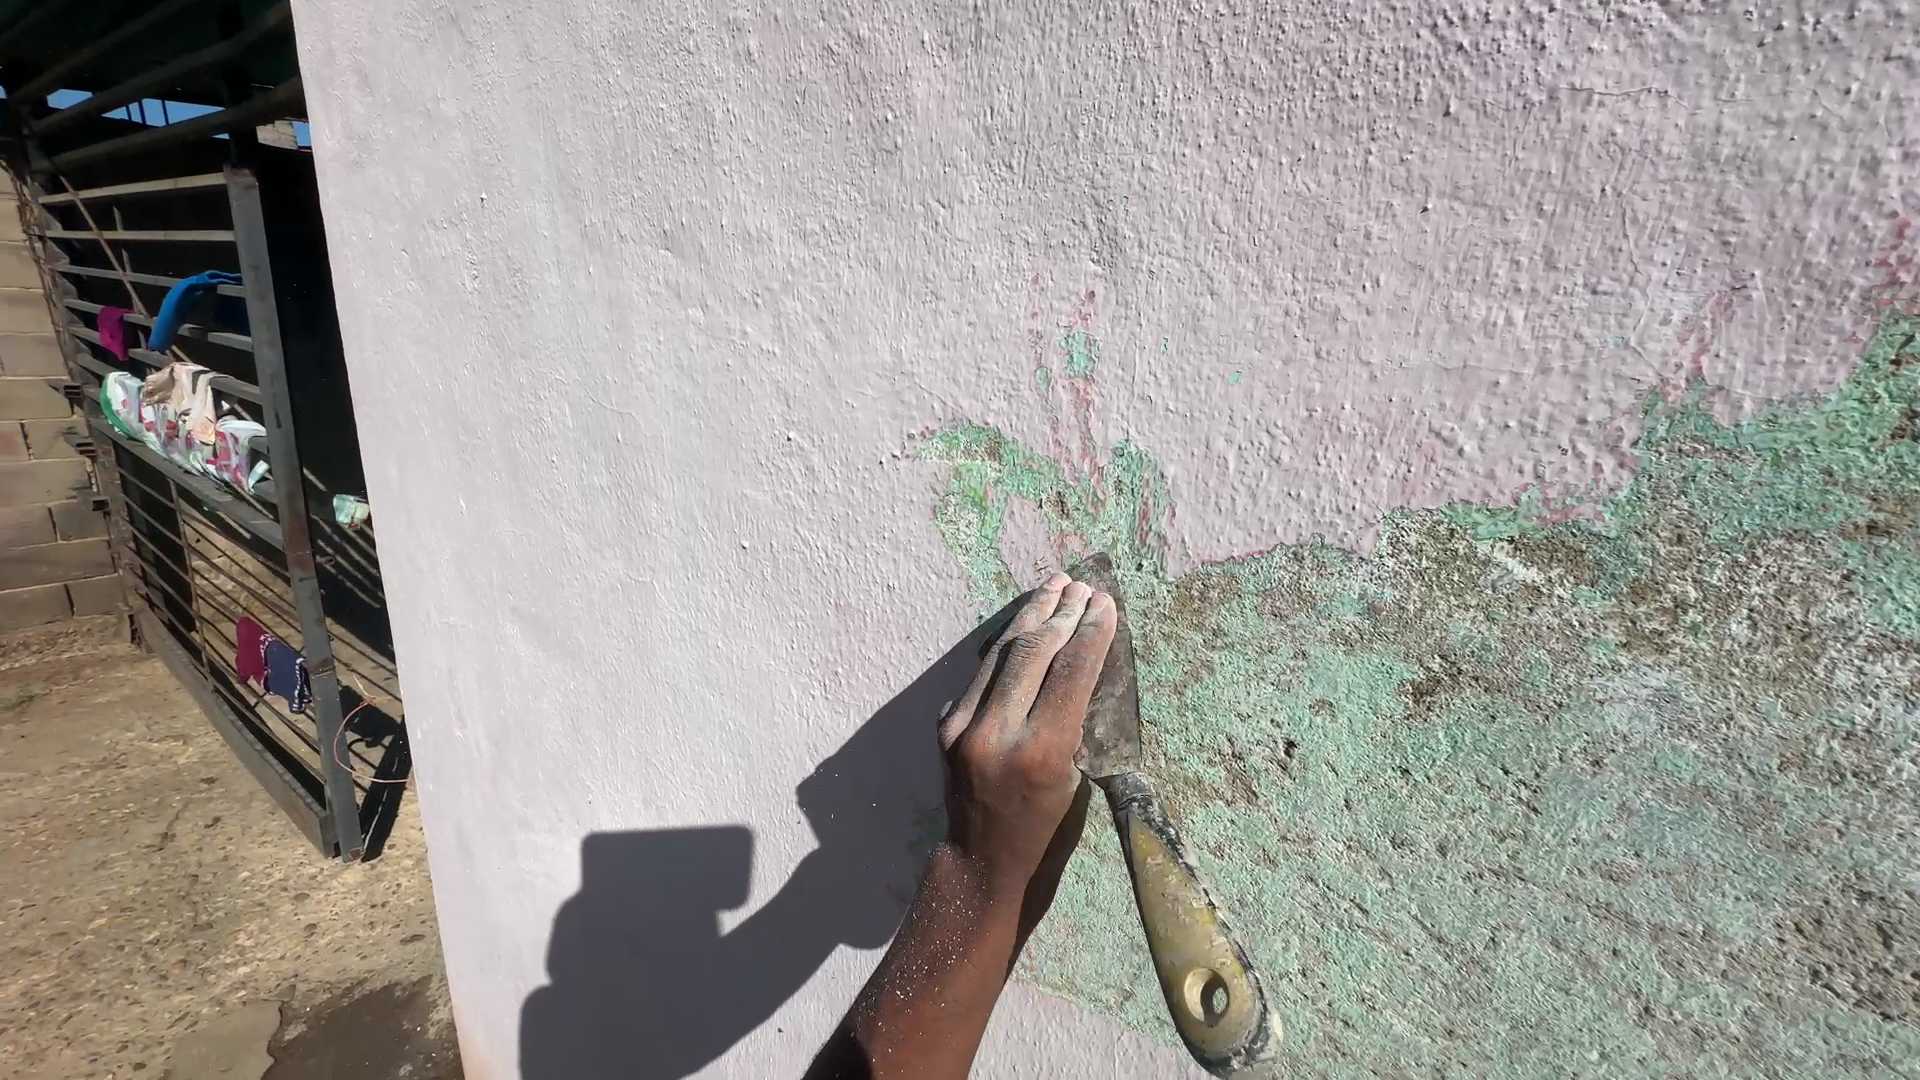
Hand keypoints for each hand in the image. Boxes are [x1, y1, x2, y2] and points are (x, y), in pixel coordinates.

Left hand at [937, 573, 1117, 897]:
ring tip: (1054, 586)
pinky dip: (1007, 645)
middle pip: (1034, 652)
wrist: (983, 861)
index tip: (1105, 603)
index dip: (1091, 632)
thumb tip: (1076, 657)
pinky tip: (1024, 622)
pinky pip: (982, 673)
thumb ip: (1071, 717)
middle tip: (1081, 586)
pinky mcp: (945, 724)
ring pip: (1002, 654)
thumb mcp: (1075, 775)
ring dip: (1031, 616)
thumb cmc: (1047, 828)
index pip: (1071, 672)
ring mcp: (964, 726)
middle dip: (1061, 613)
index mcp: (1042, 751)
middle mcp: (997, 732)